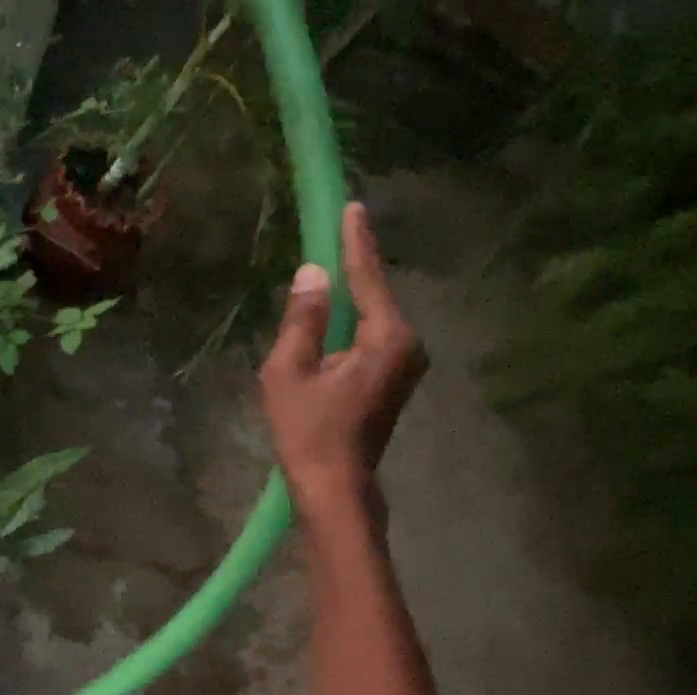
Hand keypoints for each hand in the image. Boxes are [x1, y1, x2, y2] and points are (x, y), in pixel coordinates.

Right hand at [260, 203, 424, 518]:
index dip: (355, 242)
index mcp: (386, 336)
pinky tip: (326, 329)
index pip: (368, 277)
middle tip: (327, 243)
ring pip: (370, 321)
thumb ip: (302, 320)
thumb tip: (312, 275)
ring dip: (345, 307)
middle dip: (348, 275)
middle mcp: (408, 343)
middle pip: (372, 298)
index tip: (352, 206)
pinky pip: (369, 340)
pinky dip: (348, 329)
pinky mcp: (394, 381)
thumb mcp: (289, 373)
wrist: (335, 485)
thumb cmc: (307, 431)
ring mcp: (406, 364)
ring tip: (317, 289)